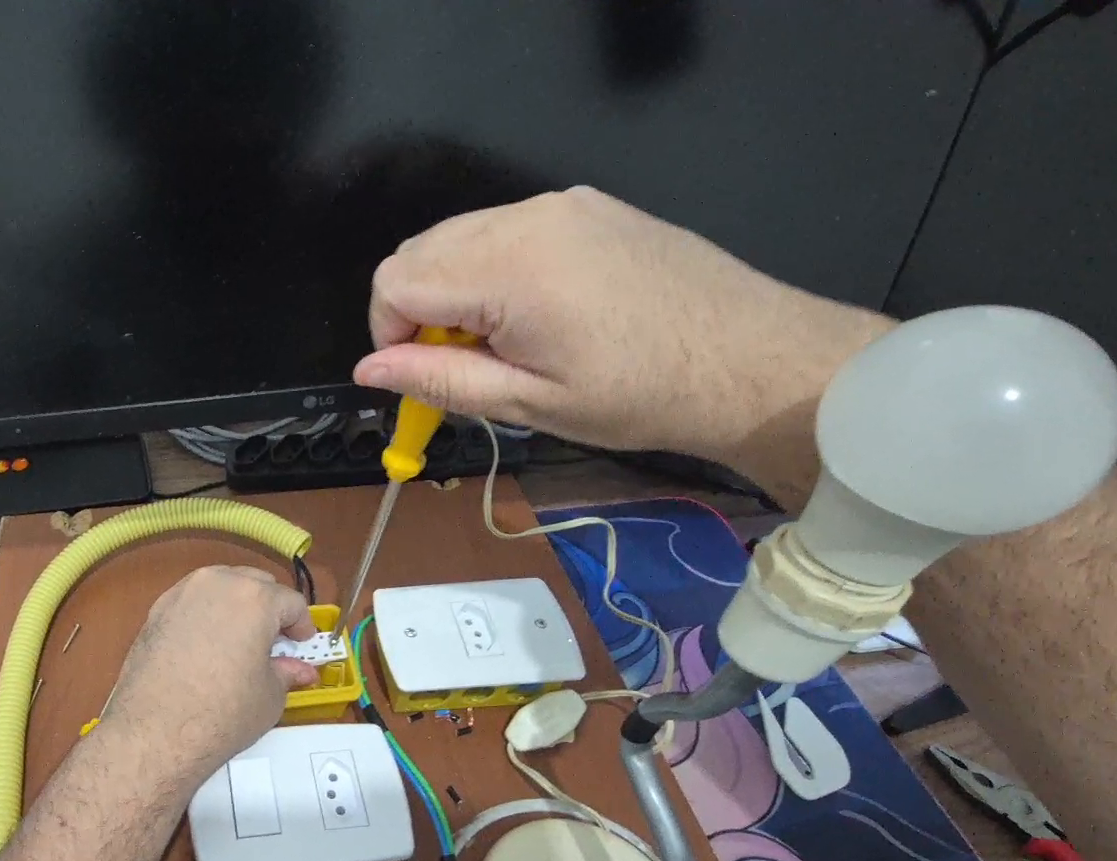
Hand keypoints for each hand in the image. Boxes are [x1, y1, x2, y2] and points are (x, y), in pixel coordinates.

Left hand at [100, 566, 318, 784]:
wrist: (155, 730)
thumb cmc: (219, 712)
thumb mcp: (268, 695)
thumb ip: (286, 673)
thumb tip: (298, 671)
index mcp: (254, 597)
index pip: (290, 601)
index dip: (301, 624)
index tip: (300, 642)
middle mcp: (217, 584)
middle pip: (254, 583)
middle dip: (269, 608)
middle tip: (274, 641)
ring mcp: (182, 593)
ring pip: (220, 586)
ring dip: (236, 605)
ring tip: (241, 640)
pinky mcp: (156, 610)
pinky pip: (192, 601)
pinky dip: (206, 613)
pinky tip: (208, 644)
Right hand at [353, 187, 892, 494]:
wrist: (750, 359)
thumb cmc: (636, 396)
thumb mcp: (526, 402)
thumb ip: (437, 379)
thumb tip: (366, 371)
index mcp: (508, 268)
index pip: (394, 282)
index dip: (387, 335)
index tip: (421, 374)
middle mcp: (526, 217)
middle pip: (416, 253)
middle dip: (413, 311)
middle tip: (460, 362)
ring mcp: (558, 203)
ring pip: (453, 238)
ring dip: (448, 290)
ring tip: (498, 339)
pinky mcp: (582, 204)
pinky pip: (499, 228)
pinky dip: (485, 269)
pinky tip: (529, 309)